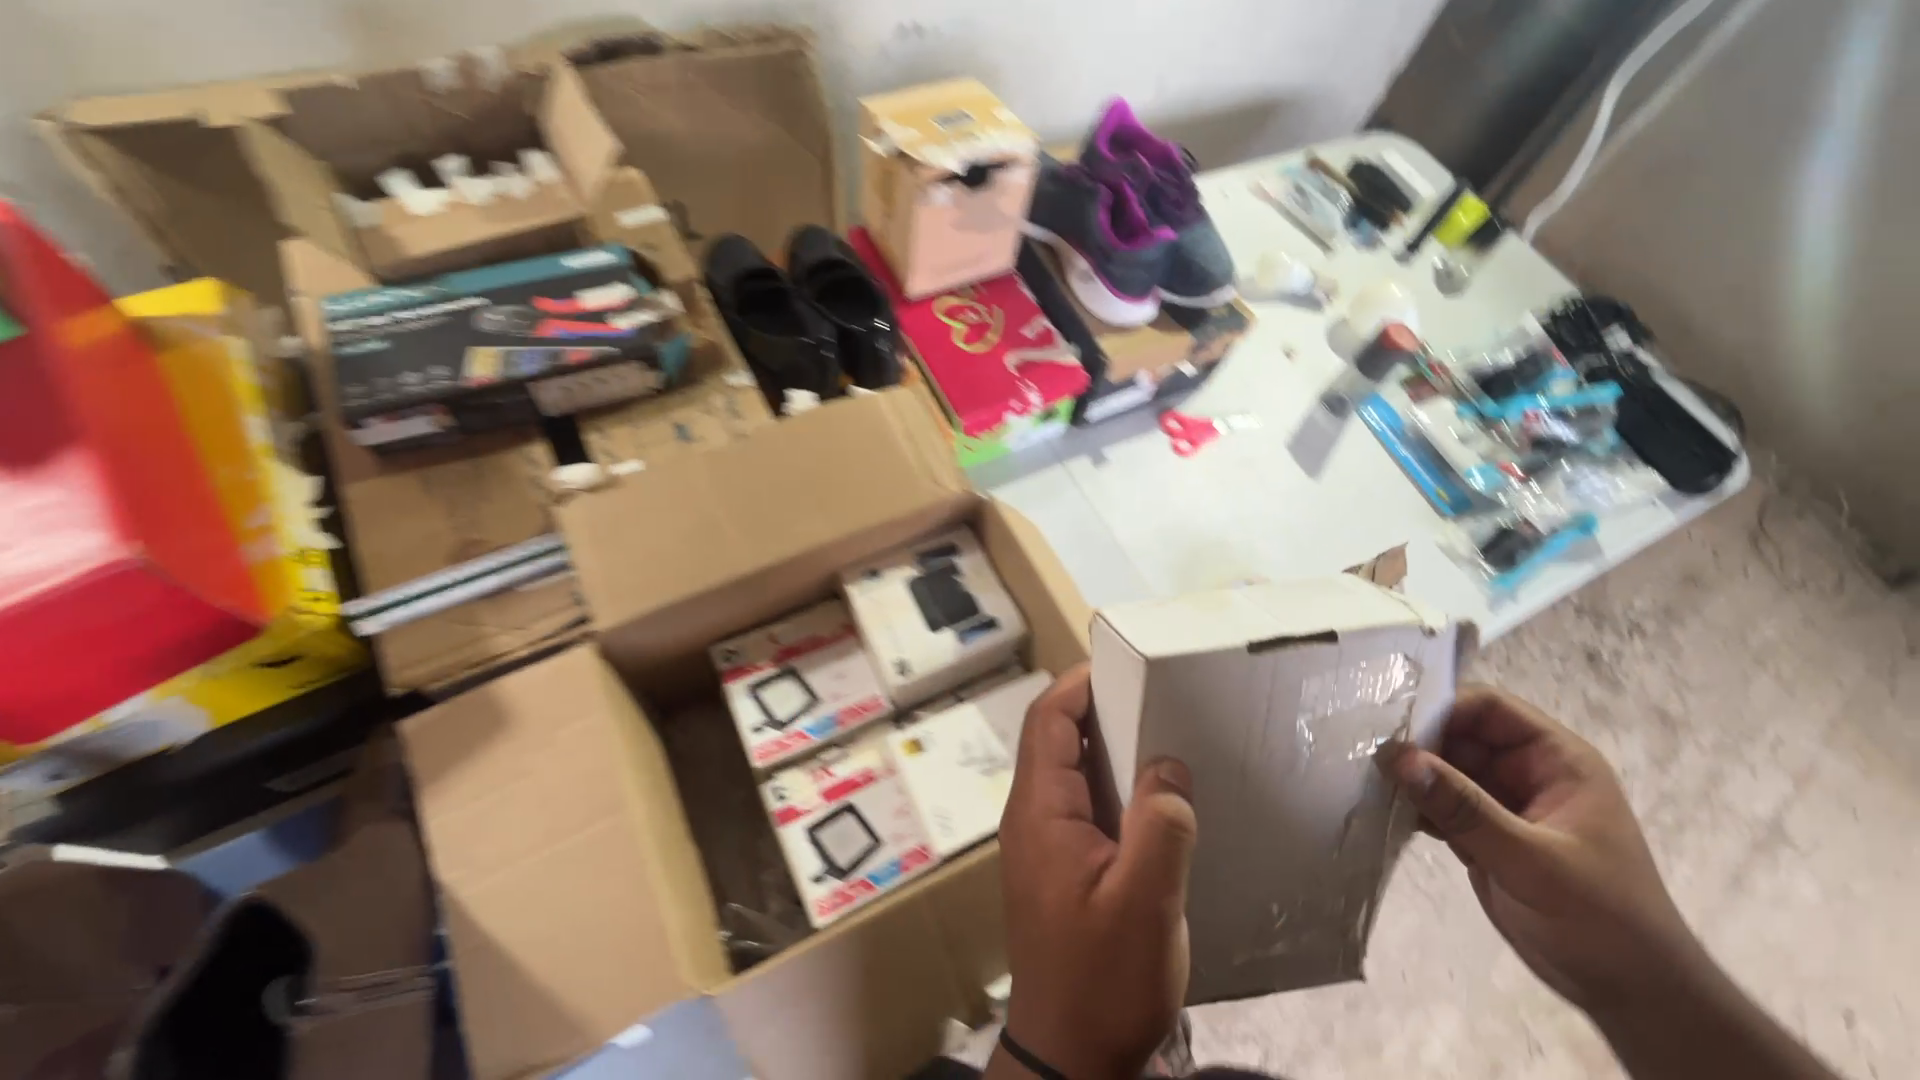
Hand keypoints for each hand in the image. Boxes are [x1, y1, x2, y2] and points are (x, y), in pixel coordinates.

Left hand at [993, 664, 1197, 1079]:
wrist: (1069, 1055)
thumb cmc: (1102, 980)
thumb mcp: (1144, 904)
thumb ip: (1161, 827)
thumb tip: (1168, 764)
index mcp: (1040, 814)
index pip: (1046, 723)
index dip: (1077, 685)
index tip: (1123, 665)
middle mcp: (1032, 820)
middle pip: (1056, 742)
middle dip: (1100, 711)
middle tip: (1158, 696)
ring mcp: (1043, 847)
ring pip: (1073, 776)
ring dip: (1113, 752)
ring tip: (1166, 737)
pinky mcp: (1061, 870)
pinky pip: (1085, 809)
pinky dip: (1117, 791)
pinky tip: (1159, 802)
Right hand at [1379, 686, 1708, 1013]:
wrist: (1630, 992)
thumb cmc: (1600, 919)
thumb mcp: (1532, 861)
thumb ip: (1464, 808)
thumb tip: (1399, 756)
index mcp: (1557, 761)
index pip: (1489, 708)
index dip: (1442, 710)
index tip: (1394, 730)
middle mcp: (1527, 774)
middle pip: (1458, 736)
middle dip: (1416, 746)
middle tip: (1367, 759)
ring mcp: (1504, 806)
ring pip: (1443, 771)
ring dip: (1409, 778)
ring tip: (1365, 784)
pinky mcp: (1484, 836)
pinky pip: (1440, 805)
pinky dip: (1413, 808)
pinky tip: (1383, 814)